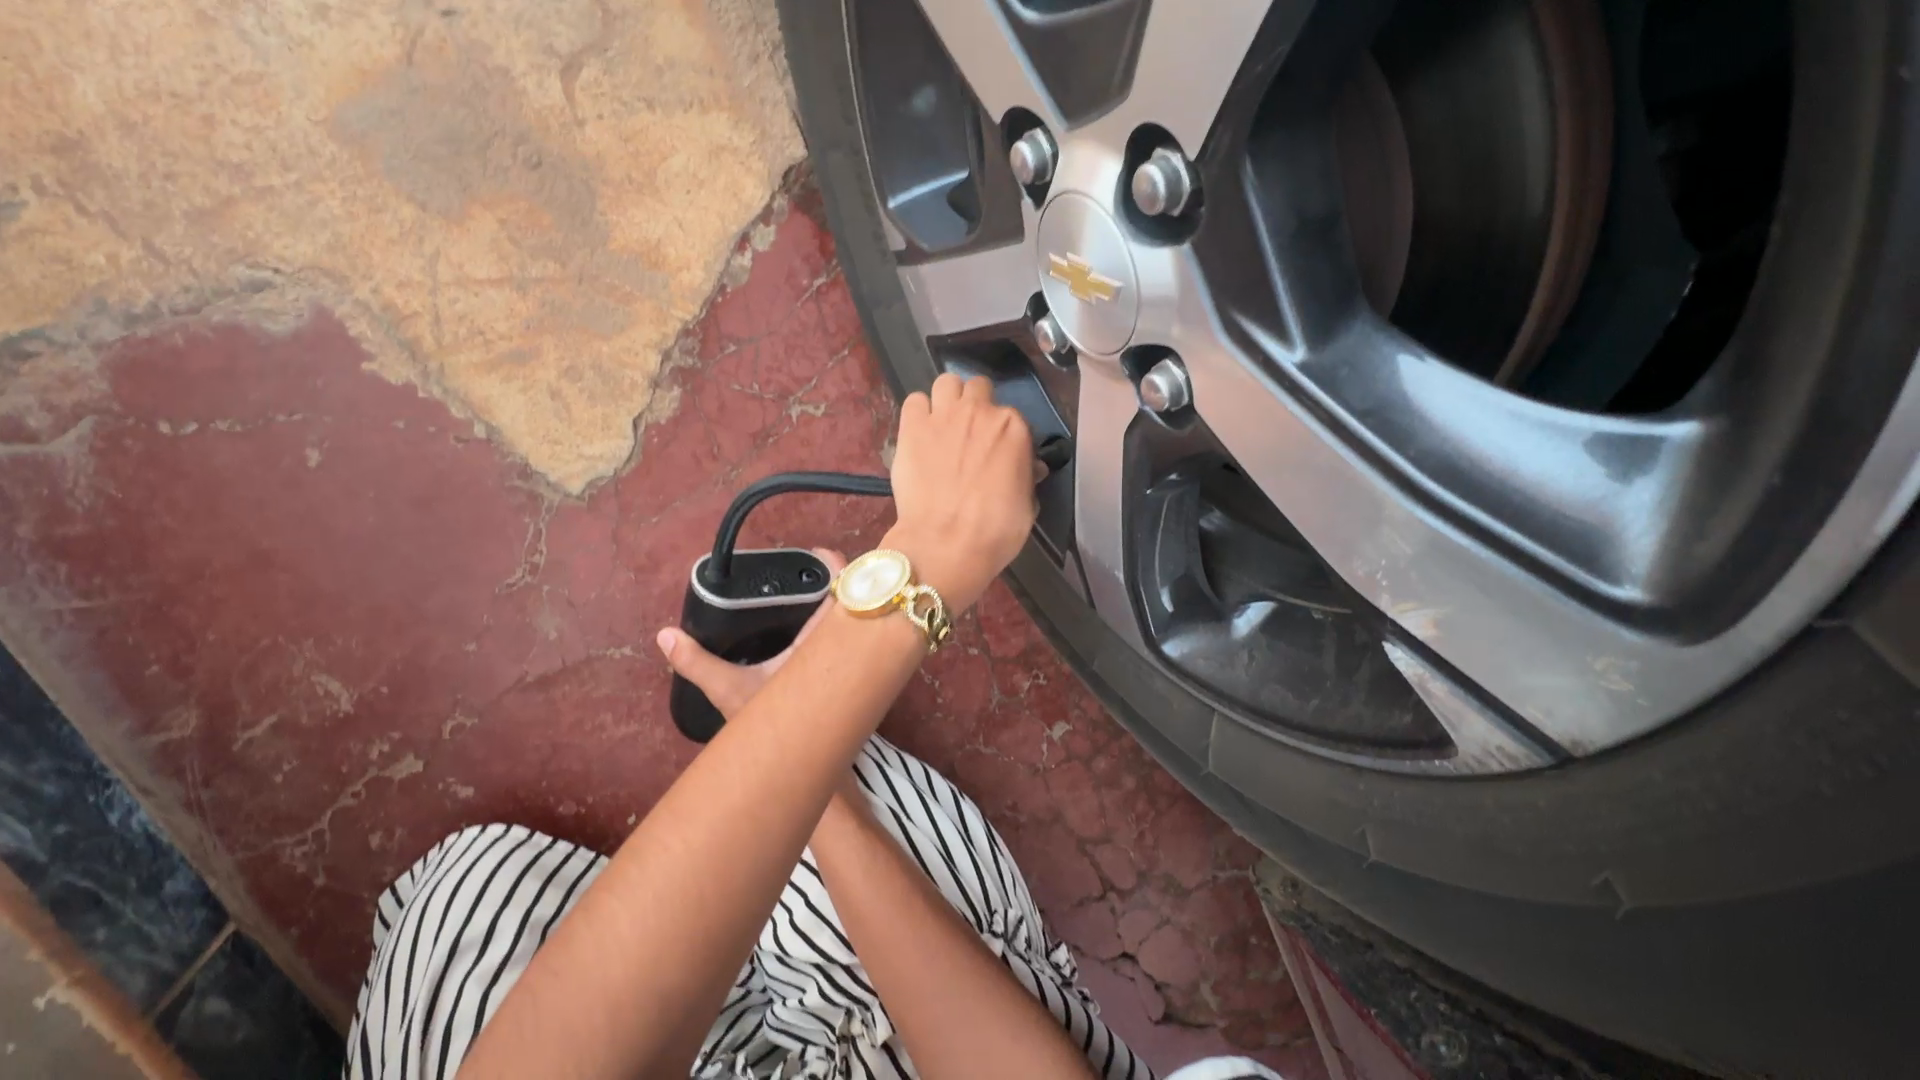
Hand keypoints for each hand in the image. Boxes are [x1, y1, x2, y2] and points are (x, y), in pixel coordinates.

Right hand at [656, 549, 847, 720]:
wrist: (795, 771)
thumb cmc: (770, 728)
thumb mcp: (730, 692)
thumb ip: (698, 663)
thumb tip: (665, 636)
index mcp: (822, 645)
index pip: (844, 596)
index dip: (838, 570)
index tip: (817, 554)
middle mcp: (840, 651)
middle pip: (851, 603)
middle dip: (835, 581)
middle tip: (805, 566)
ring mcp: (844, 665)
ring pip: (848, 622)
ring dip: (834, 602)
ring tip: (804, 586)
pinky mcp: (841, 679)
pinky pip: (843, 641)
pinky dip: (831, 625)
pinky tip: (807, 622)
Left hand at [886, 373, 1037, 611]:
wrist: (945, 544)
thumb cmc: (995, 531)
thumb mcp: (1027, 505)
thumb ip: (1026, 477)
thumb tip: (1028, 468)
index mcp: (1013, 428)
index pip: (1012, 417)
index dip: (1003, 436)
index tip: (997, 455)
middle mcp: (979, 411)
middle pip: (978, 388)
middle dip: (975, 406)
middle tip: (969, 434)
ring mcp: (943, 415)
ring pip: (946, 383)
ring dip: (947, 399)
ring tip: (943, 425)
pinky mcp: (911, 427)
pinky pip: (914, 401)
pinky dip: (918, 412)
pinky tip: (919, 433)